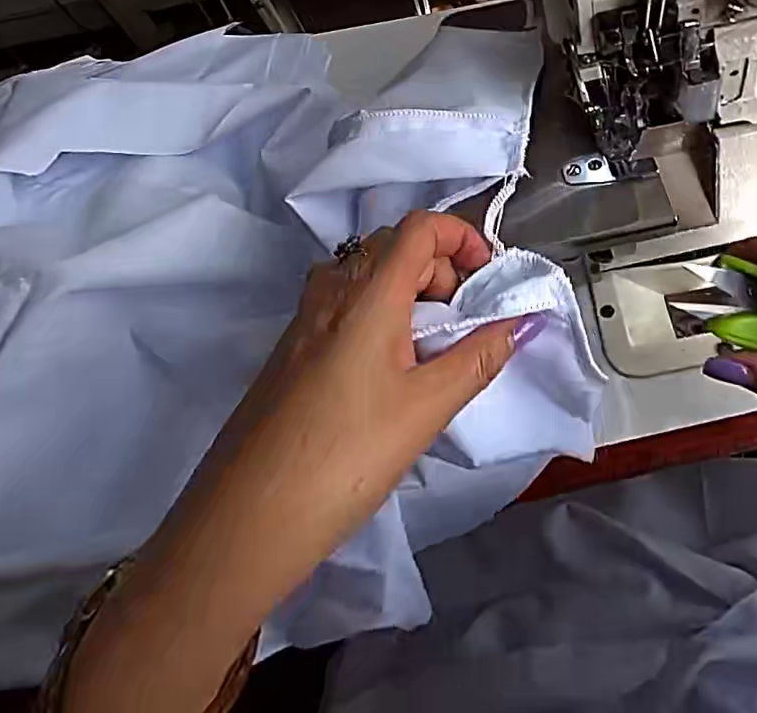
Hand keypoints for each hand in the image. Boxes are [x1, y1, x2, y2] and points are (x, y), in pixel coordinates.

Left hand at [65, 211, 533, 712]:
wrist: (238, 529)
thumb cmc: (343, 458)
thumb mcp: (427, 408)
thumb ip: (479, 357)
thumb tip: (518, 322)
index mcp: (366, 297)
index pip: (419, 228)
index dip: (462, 237)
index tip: (487, 278)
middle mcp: (330, 295)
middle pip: (395, 245)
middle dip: (442, 268)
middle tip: (463, 320)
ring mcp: (305, 323)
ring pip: (369, 274)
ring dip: (411, 289)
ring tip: (431, 342)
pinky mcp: (292, 352)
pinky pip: (347, 305)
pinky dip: (382, 313)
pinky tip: (392, 368)